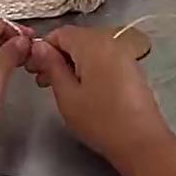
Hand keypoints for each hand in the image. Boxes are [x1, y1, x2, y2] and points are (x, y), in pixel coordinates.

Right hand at [24, 26, 174, 171]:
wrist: (141, 142)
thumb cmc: (99, 120)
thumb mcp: (67, 95)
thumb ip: (52, 66)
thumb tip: (40, 47)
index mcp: (93, 44)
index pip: (61, 33)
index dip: (43, 48)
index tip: (33, 69)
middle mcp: (111, 43)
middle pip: (77, 40)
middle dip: (57, 56)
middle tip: (42, 81)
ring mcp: (125, 56)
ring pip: (91, 51)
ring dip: (72, 64)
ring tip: (61, 89)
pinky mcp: (132, 70)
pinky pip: (104, 61)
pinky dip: (89, 70)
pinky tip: (83, 91)